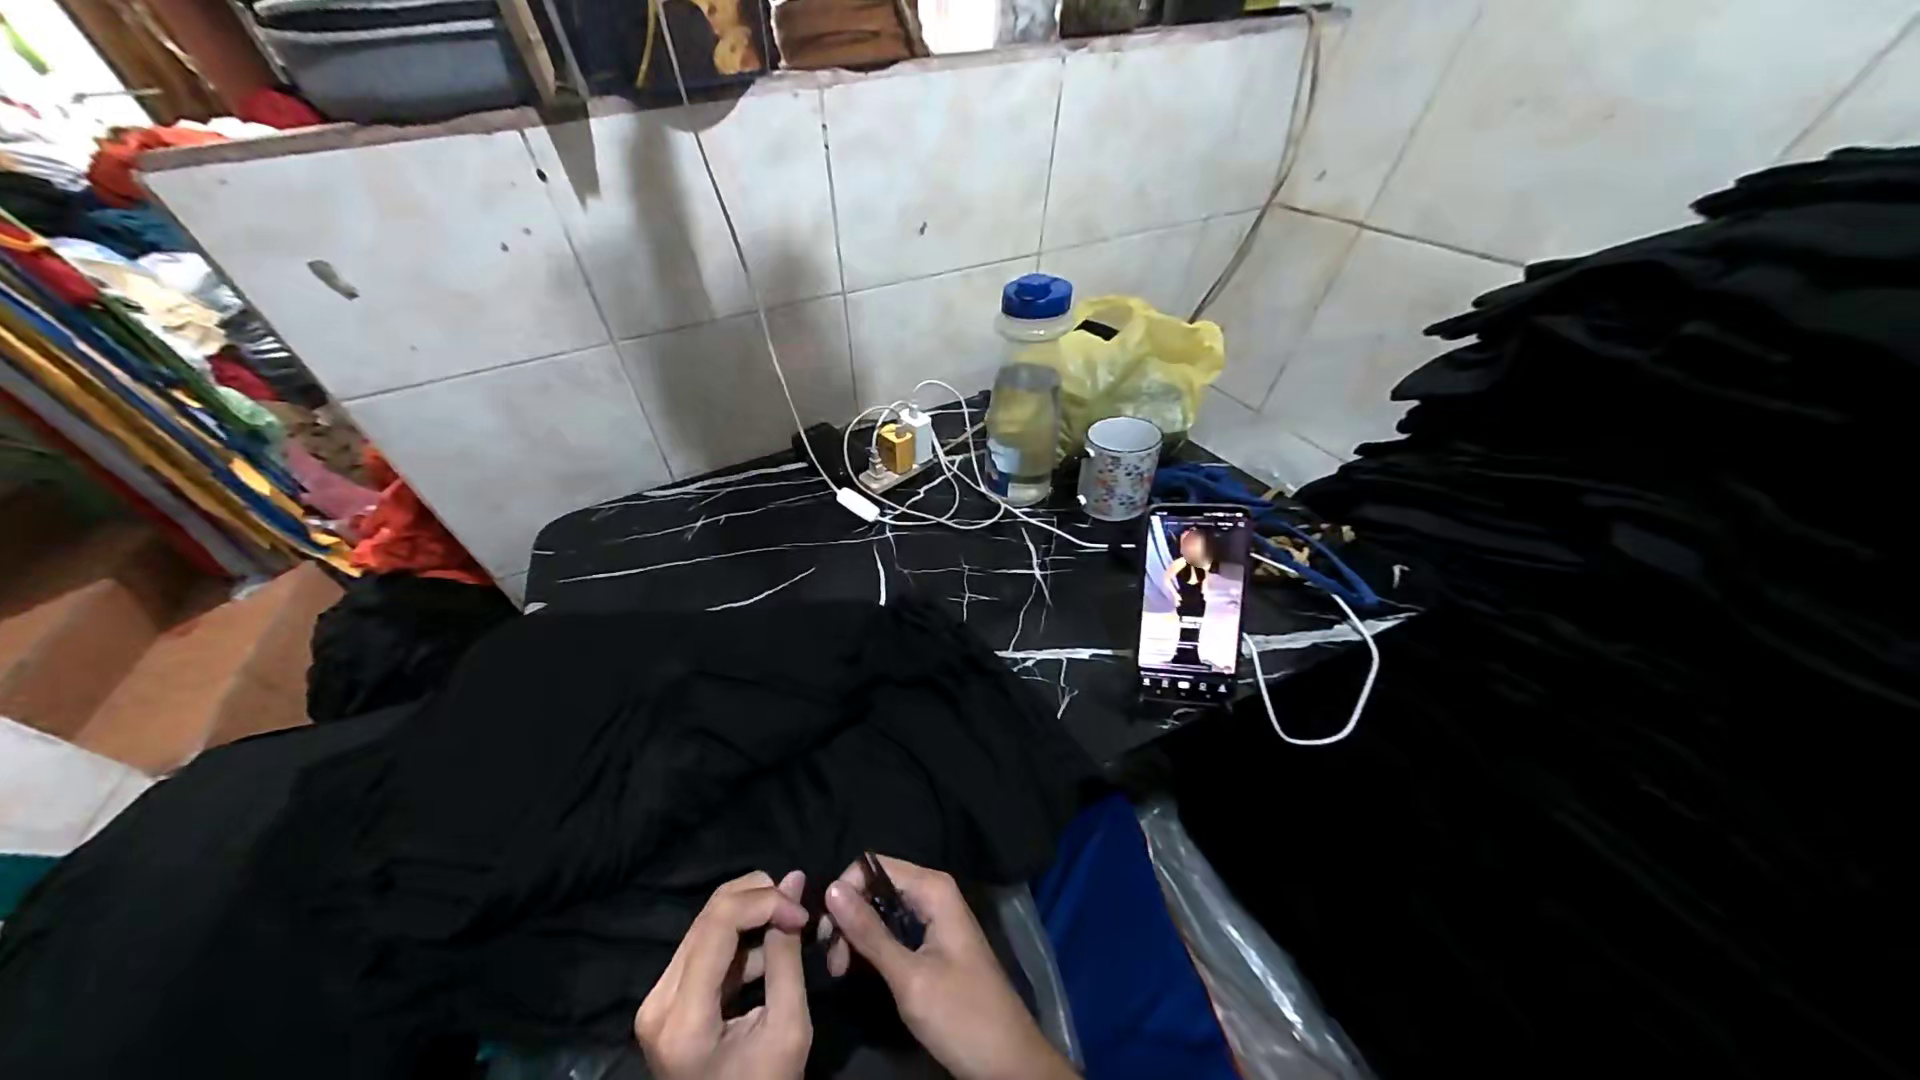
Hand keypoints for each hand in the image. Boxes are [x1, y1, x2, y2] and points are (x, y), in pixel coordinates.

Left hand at [636, 870, 812, 1079]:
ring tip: (790, 929)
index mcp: (683, 1019)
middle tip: (798, 911)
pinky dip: (742, 937)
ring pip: (708, 922)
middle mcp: (657, 1001)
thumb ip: (788, 954)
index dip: (765, 901)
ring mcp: (656, 999)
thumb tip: (794, 881)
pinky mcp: (665, 998)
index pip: (718, 924)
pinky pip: (706, 944)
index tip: (803, 913)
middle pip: (710, 915)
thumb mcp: (788, 1026)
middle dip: (761, 899)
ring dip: (753, 914)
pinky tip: (770, 950)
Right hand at [823, 855, 1076, 1079]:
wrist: (1009, 1061)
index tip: (825, 934)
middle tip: (832, 961)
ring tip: (841, 972)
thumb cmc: (962, 1016)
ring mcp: (933, 918)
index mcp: (933, 888)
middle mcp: (933, 893)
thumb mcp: (909, 977)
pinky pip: (893, 929)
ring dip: (856, 935)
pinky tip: (858, 970)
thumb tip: (832, 888)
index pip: (872, 865)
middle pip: (875, 886)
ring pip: (880, 909)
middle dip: (847, 917)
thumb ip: (869, 932)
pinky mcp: (931, 942)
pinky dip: (872, 946)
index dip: (844, 891)